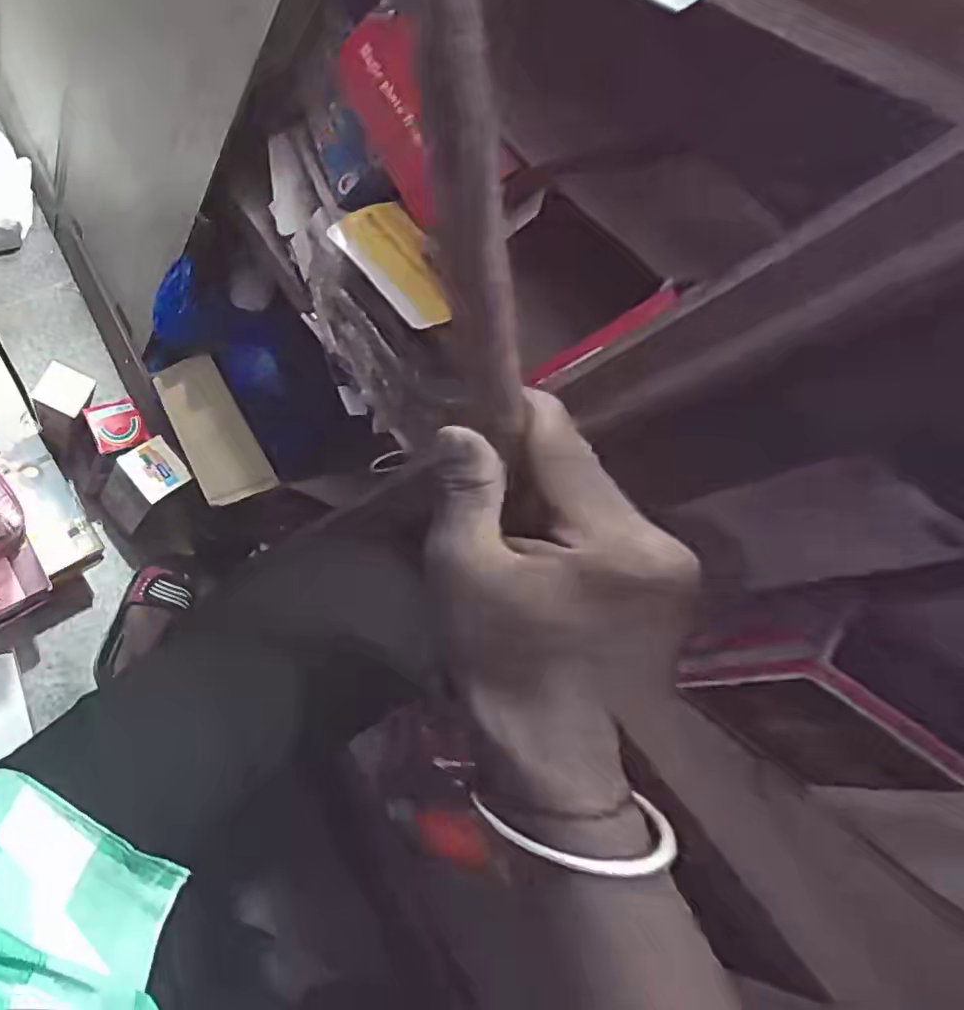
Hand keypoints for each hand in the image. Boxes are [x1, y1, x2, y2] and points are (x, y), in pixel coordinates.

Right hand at [427, 389, 698, 810]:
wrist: (544, 740)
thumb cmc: (494, 652)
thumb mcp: (462, 566)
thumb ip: (467, 493)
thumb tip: (461, 431)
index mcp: (617, 539)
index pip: (566, 448)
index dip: (522, 412)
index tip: (482, 391)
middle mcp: (662, 542)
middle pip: (580, 473)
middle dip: (520, 463)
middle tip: (463, 462)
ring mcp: (670, 566)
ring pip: (587, 501)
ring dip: (535, 495)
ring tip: (482, 506)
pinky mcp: (660, 586)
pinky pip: (597, 530)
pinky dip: (553, 524)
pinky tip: (517, 541)